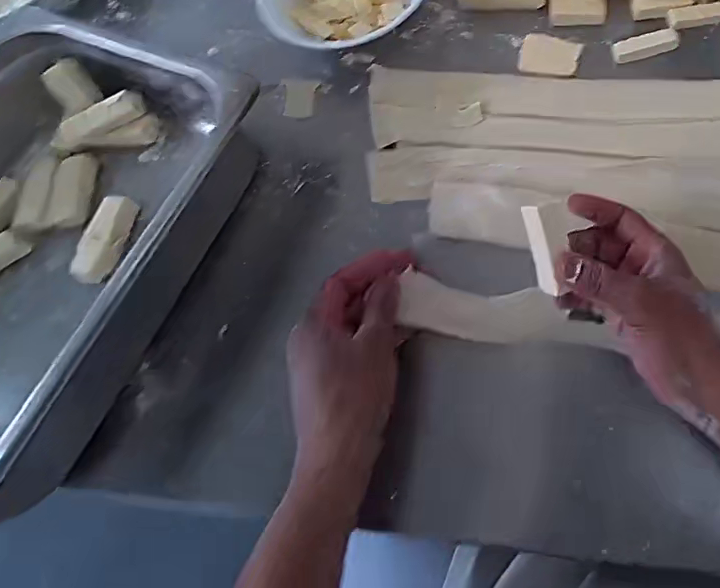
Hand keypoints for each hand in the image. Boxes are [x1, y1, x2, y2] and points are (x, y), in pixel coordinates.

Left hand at [286, 249, 413, 481]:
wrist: (336, 460)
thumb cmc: (355, 396)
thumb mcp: (375, 345)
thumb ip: (381, 307)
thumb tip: (389, 280)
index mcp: (313, 324)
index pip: (341, 280)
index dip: (372, 265)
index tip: (403, 259)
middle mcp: (308, 337)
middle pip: (343, 299)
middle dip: (377, 284)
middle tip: (410, 276)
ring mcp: (316, 360)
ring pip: (350, 321)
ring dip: (379, 308)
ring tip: (411, 300)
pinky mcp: (327, 379)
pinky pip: (352, 341)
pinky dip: (374, 331)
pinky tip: (400, 332)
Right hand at [560, 195, 719, 424]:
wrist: (703, 386)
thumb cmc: (680, 334)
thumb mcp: (639, 301)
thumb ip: (600, 281)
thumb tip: (562, 262)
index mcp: (655, 252)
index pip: (623, 220)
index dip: (598, 210)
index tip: (569, 206)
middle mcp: (643, 267)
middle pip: (605, 245)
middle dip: (580, 249)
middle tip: (554, 259)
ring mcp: (634, 293)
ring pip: (597, 272)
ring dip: (576, 275)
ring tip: (554, 286)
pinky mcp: (626, 317)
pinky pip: (597, 297)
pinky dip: (580, 297)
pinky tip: (564, 304)